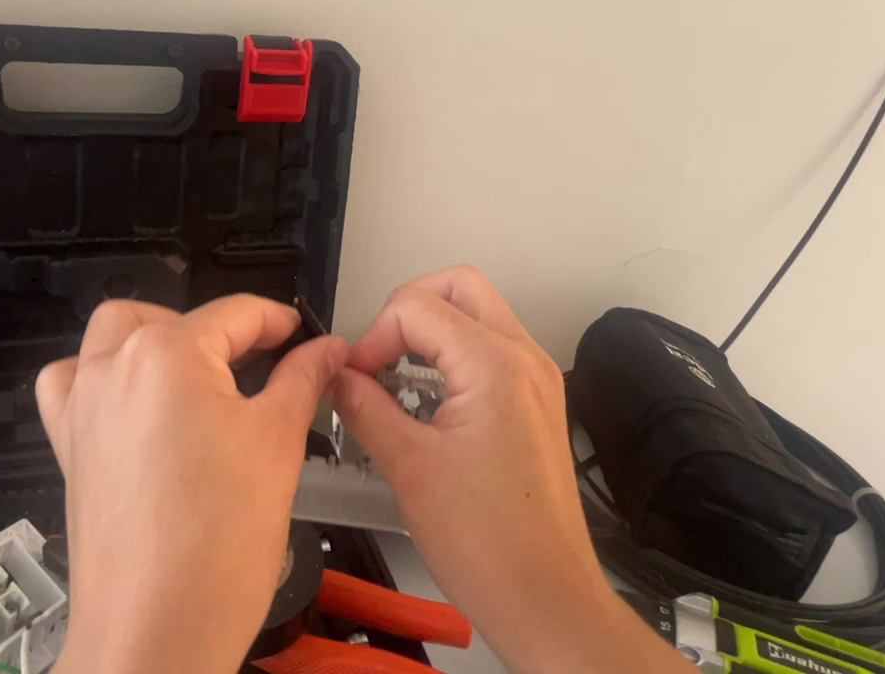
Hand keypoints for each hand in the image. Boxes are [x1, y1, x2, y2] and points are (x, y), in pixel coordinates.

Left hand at [36, 295, 346, 673]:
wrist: (157, 634)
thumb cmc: (212, 551)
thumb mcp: (279, 443)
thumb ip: (303, 379)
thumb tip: (323, 351)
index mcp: (168, 356)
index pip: (236, 313)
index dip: (279, 321)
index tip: (301, 336)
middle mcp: (115, 370)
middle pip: (174, 316)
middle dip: (222, 328)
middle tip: (264, 357)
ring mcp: (85, 407)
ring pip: (114, 333)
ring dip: (157, 335)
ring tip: (199, 369)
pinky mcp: (71, 445)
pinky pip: (70, 382)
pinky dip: (99, 372)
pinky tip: (133, 397)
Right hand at [331, 267, 694, 673]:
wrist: (548, 600)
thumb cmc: (485, 542)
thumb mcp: (408, 467)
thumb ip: (364, 406)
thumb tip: (336, 375)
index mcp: (494, 364)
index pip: (417, 306)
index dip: (375, 335)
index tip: (356, 379)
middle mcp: (523, 357)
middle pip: (459, 285)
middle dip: (408, 306)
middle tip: (379, 353)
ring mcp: (537, 376)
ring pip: (479, 310)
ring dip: (433, 326)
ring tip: (398, 373)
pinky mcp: (538, 399)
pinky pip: (493, 345)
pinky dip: (455, 350)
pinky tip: (428, 394)